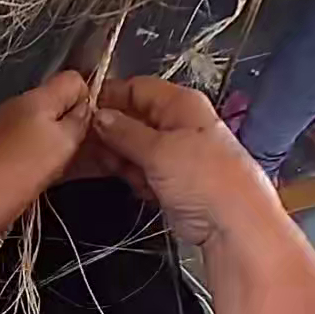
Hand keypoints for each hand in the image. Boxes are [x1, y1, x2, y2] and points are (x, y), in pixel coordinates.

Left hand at [0, 71, 91, 241]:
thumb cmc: (20, 171)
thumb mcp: (61, 144)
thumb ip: (79, 121)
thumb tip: (88, 105)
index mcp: (37, 98)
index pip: (74, 79)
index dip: (91, 97)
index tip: (98, 125)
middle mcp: (20, 106)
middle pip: (60, 104)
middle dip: (78, 124)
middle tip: (91, 151)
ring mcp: (7, 128)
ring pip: (46, 127)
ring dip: (62, 143)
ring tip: (74, 166)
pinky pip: (32, 144)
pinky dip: (45, 155)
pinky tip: (52, 174)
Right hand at [91, 77, 284, 245]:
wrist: (232, 224)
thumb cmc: (204, 179)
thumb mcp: (159, 150)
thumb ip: (124, 132)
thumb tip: (98, 115)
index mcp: (180, 104)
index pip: (136, 89)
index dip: (109, 98)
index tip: (82, 112)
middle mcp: (176, 124)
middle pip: (132, 119)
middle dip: (110, 133)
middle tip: (88, 147)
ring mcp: (173, 153)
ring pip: (133, 147)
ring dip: (120, 159)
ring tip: (114, 170)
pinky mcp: (169, 180)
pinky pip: (141, 171)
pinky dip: (133, 178)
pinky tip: (135, 187)